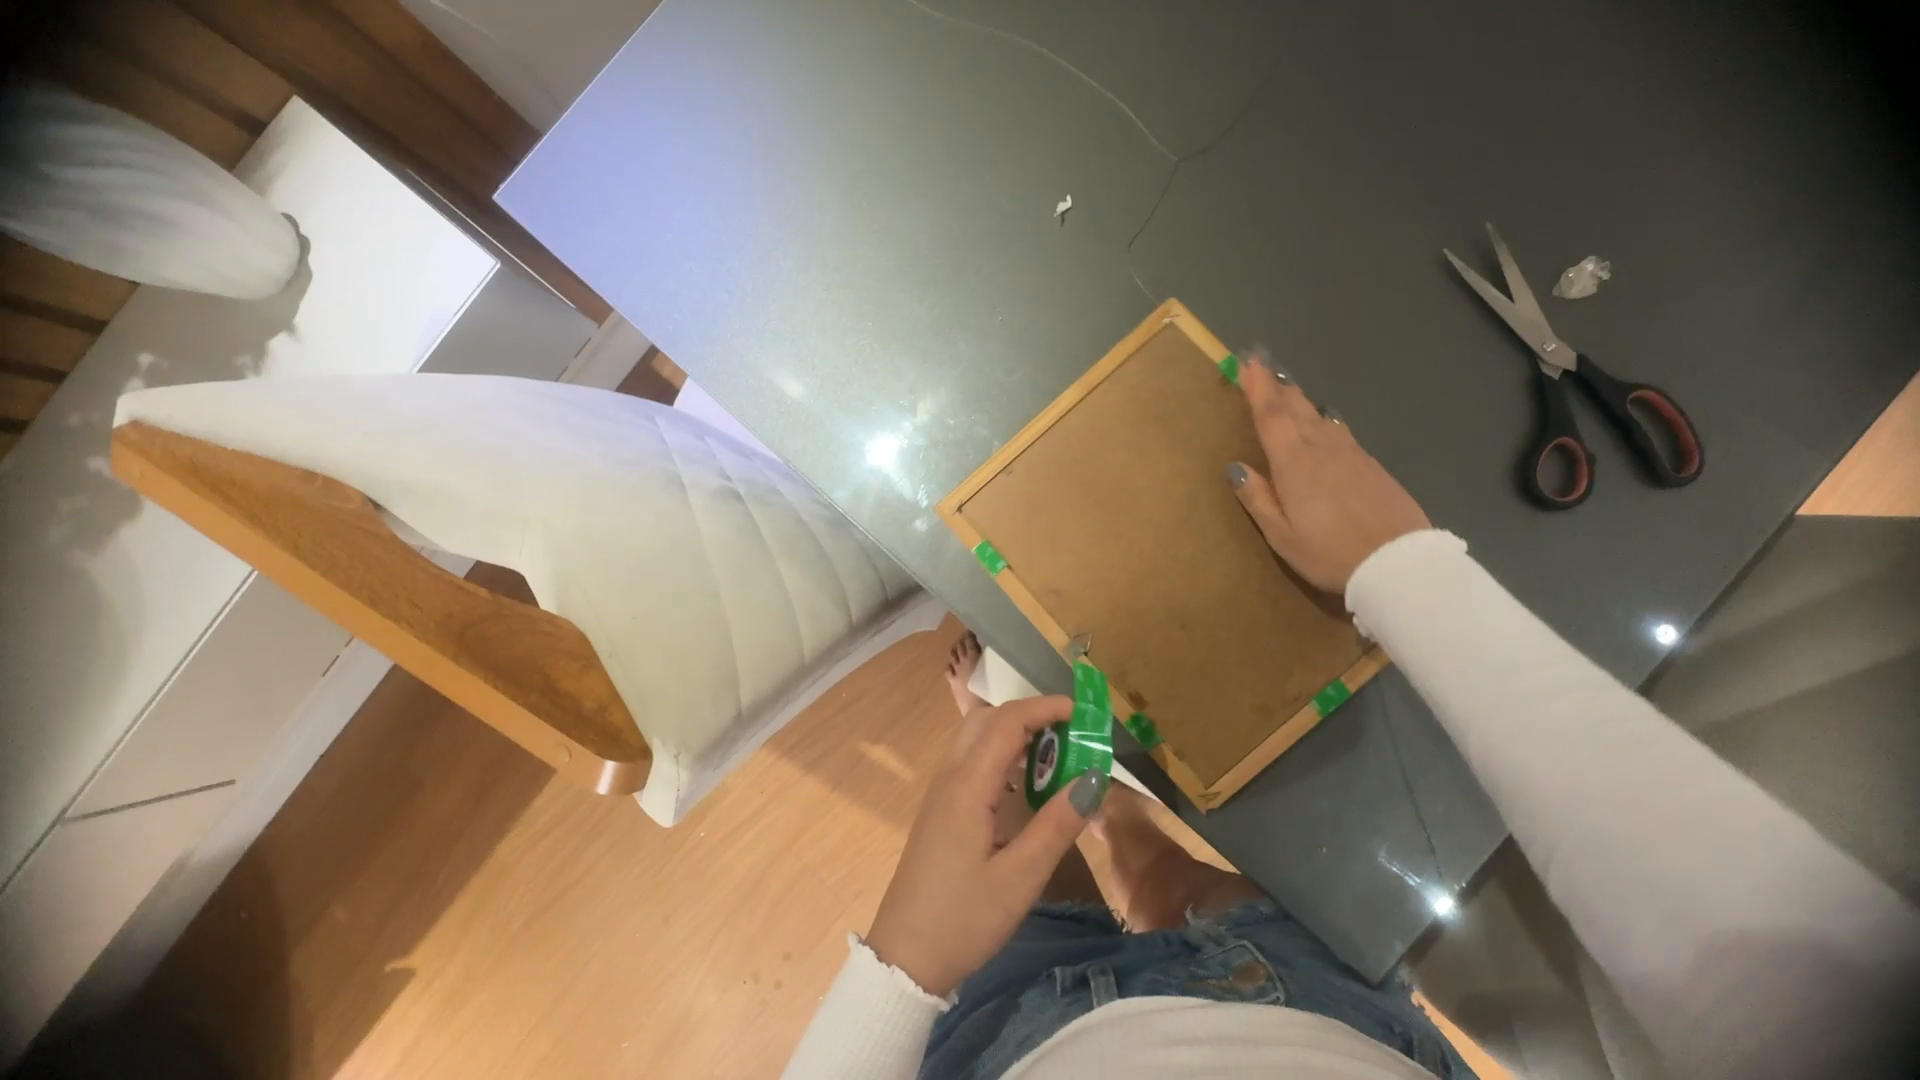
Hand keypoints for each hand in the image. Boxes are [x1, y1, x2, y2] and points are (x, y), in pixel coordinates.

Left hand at [865, 696, 1106, 996]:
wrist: (905, 959)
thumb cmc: (964, 919)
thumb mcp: (1021, 878)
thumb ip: (1057, 824)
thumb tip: (1094, 777)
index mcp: (967, 786)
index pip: (1006, 722)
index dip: (1045, 708)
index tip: (1084, 712)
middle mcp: (949, 778)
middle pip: (987, 720)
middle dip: (1030, 714)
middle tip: (1072, 732)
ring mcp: (940, 794)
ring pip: (976, 740)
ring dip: (1015, 734)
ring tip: (1057, 754)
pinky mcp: (940, 812)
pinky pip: (971, 763)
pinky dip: (1002, 756)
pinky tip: (1025, 785)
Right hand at [1228, 348, 1429, 592]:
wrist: (1398, 562)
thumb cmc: (1330, 553)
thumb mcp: (1282, 535)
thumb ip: (1258, 498)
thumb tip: (1236, 467)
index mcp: (1295, 464)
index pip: (1271, 417)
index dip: (1258, 388)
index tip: (1248, 362)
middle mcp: (1323, 449)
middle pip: (1297, 410)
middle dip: (1278, 387)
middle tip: (1264, 365)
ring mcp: (1352, 455)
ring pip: (1320, 417)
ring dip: (1301, 401)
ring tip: (1289, 390)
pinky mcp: (1372, 466)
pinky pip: (1339, 432)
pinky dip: (1323, 420)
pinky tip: (1324, 424)